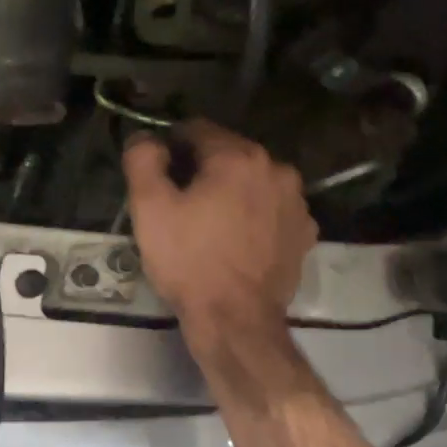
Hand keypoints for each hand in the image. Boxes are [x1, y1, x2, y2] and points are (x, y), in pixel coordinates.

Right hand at [123, 119, 317, 339]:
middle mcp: (276, 169)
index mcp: (238, 158)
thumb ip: (144, 162)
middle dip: (202, 170)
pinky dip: (252, 217)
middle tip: (177, 202)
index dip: (171, 146)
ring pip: (253, 183)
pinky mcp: (303, 233)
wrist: (234, 316)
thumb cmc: (187, 259)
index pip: (199, 130)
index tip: (156, 171)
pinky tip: (233, 241)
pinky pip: (271, 211)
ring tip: (206, 223)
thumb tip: (147, 138)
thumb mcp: (149, 208)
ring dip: (230, 192)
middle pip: (230, 155)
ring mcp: (296, 202)